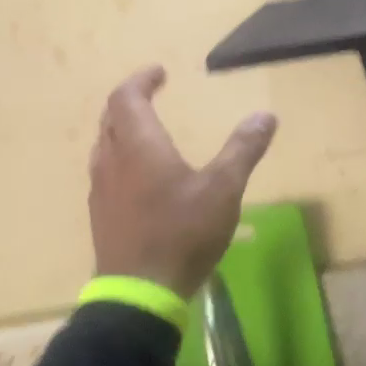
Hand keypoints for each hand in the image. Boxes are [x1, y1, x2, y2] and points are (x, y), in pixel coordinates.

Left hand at [88, 66, 277, 296]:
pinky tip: (142, 176)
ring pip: (105, 146)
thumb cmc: (183, 232)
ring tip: (148, 131)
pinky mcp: (102, 216)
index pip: (126, 98)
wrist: (141, 292)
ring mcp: (101, 190)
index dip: (141, 81)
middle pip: (111, 119)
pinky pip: (106, 171)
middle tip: (153, 96)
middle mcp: (112, 161)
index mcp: (138, 147)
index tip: (161, 73)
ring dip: (123, 129)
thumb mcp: (224, 189)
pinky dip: (122, 157)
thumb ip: (243, 149)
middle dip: (130, 102)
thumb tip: (265, 116)